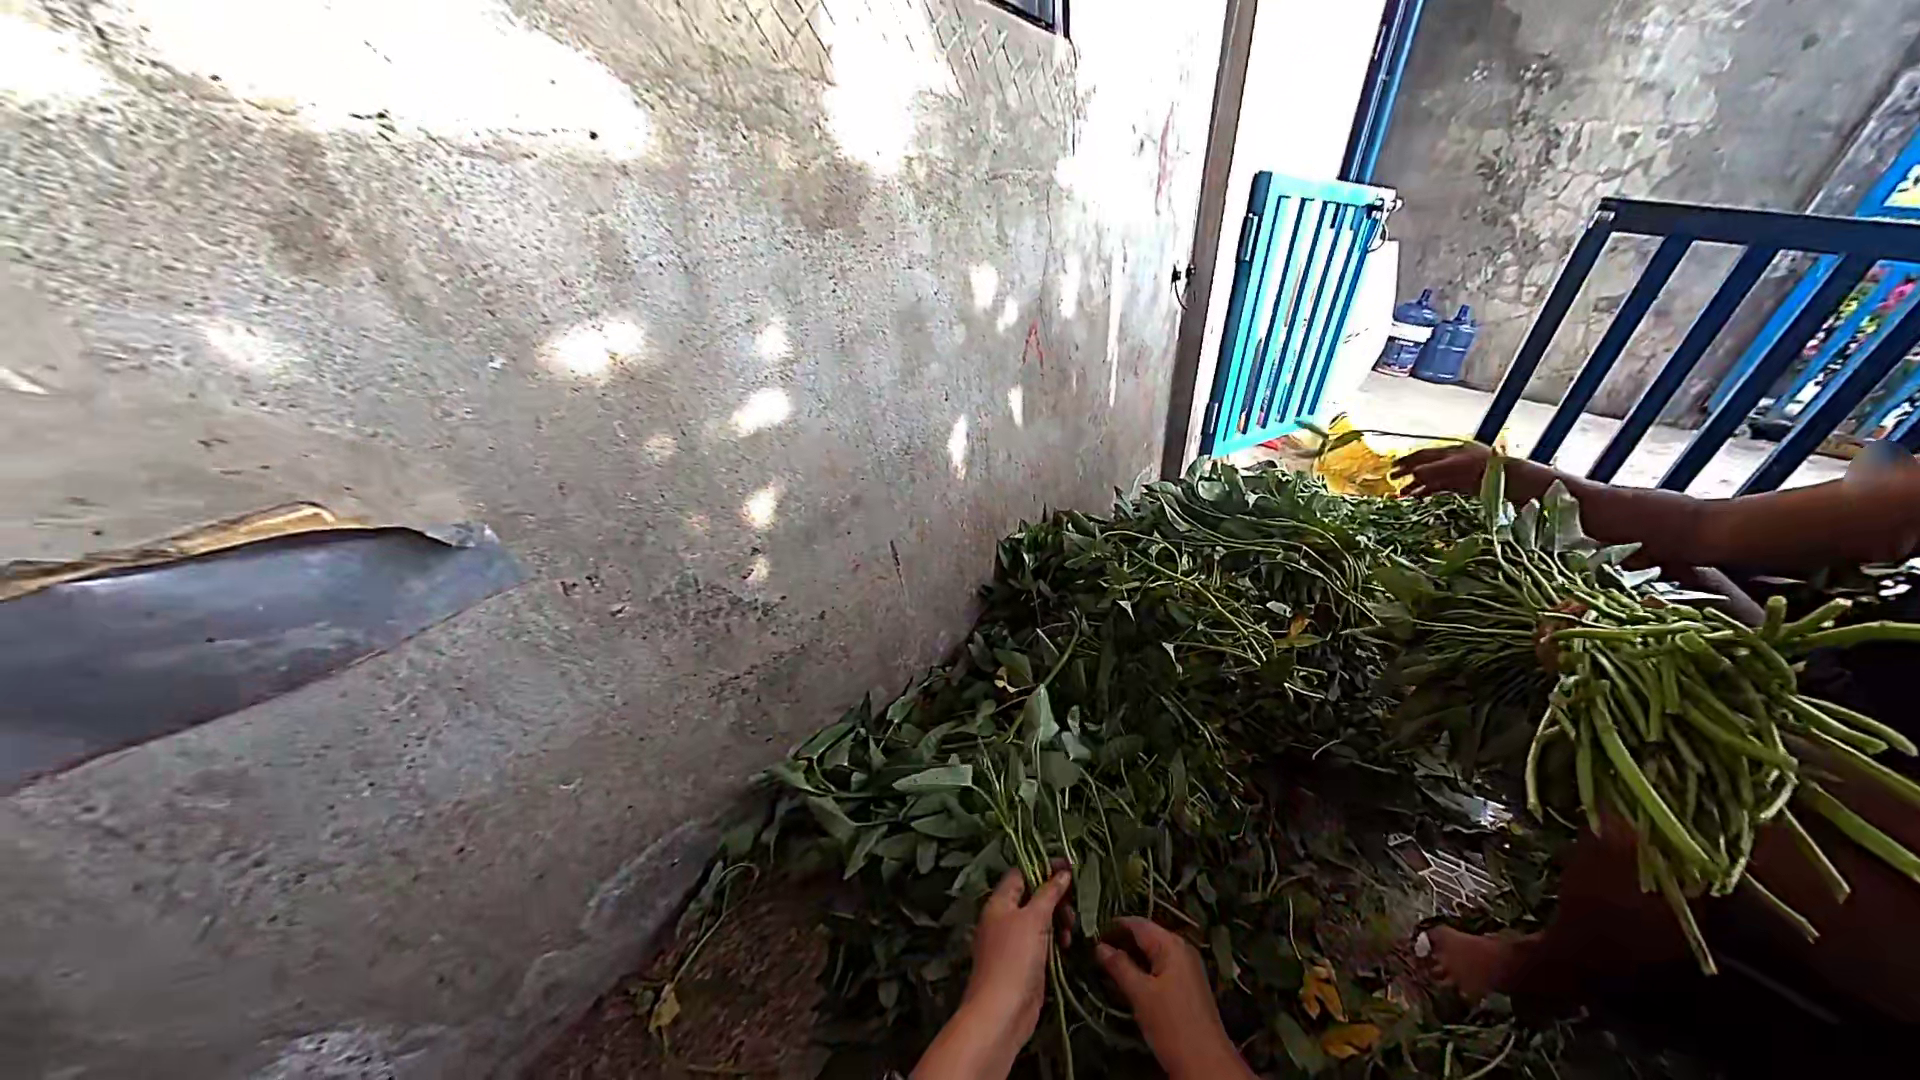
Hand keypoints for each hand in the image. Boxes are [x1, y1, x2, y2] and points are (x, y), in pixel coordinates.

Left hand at [912, 866, 1070, 1079]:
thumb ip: (1049, 893)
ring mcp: (1014, 939)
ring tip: (1069, 930)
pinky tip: (1064, 945)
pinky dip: (1054, 938)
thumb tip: (1063, 872)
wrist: (1002, 1012)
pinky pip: (1041, 939)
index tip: (1070, 868)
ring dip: (1057, 918)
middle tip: (1072, 907)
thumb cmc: (1014, 958)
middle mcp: (1005, 916)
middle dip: (1055, 897)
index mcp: (1000, 901)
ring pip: (1039, 917)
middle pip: (1032, 894)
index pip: (1022, 872)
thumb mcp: (1033, 919)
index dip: (1044, 867)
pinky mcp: (1024, 960)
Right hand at [1096, 918, 1255, 1079]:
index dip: (1112, 926)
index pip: (1136, 924)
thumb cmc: (1172, 1026)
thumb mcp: (1140, 994)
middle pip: (1145, 936)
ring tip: (1105, 966)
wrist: (1208, 1066)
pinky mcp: (1187, 986)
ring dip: (1130, 958)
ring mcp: (1186, 968)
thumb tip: (1099, 946)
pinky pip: (1159, 968)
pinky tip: (1127, 981)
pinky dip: (1142, 970)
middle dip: (1120, 942)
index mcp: (1171, 945)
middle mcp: (1181, 949)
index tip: (1090, 934)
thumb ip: (1119, 966)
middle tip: (1094, 952)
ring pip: (1151, 954)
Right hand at [1392, 442, 1494, 496]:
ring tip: (1401, 494)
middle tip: (1392, 478)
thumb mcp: (1454, 466)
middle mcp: (1450, 461)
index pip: (1423, 454)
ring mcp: (1455, 474)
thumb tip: (1413, 473)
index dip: (1407, 460)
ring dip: (1414, 486)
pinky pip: (1438, 488)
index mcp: (1449, 451)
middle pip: (1424, 466)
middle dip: (1407, 472)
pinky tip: (1417, 498)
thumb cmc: (1482, 467)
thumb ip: (1432, 469)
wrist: (1507, 479)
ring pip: (1429, 479)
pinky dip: (1426, 492)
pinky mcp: (1461, 486)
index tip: (1393, 465)